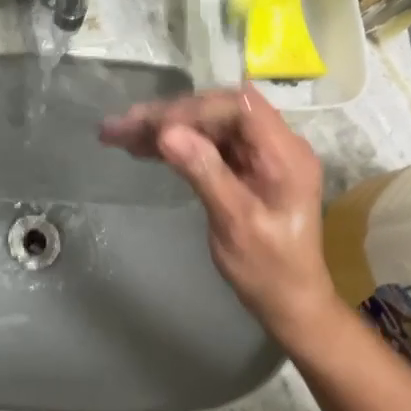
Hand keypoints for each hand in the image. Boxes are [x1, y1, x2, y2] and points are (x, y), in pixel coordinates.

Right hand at [101, 83, 338, 336]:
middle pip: (219, 110)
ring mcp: (259, 154)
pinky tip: (141, 148)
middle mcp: (276, 144)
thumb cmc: (269, 269)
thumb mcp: (235, 224)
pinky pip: (206, 142)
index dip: (195, 109)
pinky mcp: (243, 166)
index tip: (155, 127)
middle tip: (123, 127)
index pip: (240, 107)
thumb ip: (204, 173)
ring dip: (164, 127)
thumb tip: (166, 133)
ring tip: (120, 134)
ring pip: (207, 124)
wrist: (290, 303)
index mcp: (286, 154)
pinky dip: (174, 143)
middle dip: (170, 115)